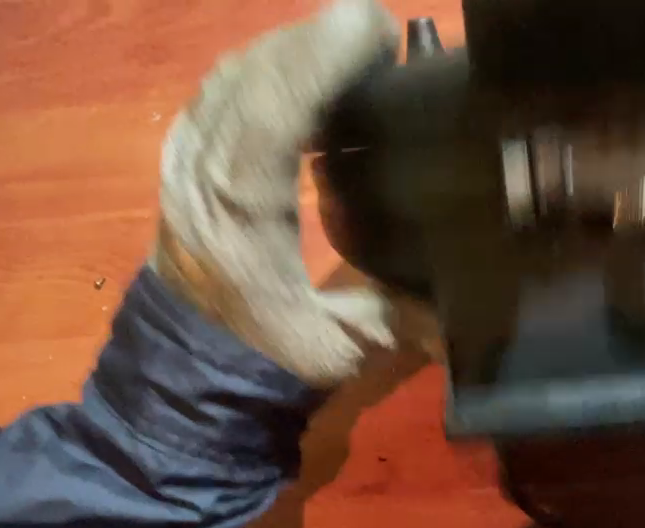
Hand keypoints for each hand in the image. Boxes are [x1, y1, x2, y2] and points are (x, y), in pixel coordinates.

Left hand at [155, 0, 402, 385]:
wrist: (191, 376)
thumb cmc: (265, 361)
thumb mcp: (343, 347)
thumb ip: (402, 315)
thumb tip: (466, 308)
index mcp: (241, 208)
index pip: (277, 102)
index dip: (326, 53)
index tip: (379, 32)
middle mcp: (202, 169)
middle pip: (254, 71)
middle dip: (314, 38)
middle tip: (375, 37)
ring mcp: (182, 160)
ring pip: (231, 73)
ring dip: (287, 50)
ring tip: (342, 52)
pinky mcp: (179, 163)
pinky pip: (216, 91)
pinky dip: (259, 72)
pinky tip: (295, 79)